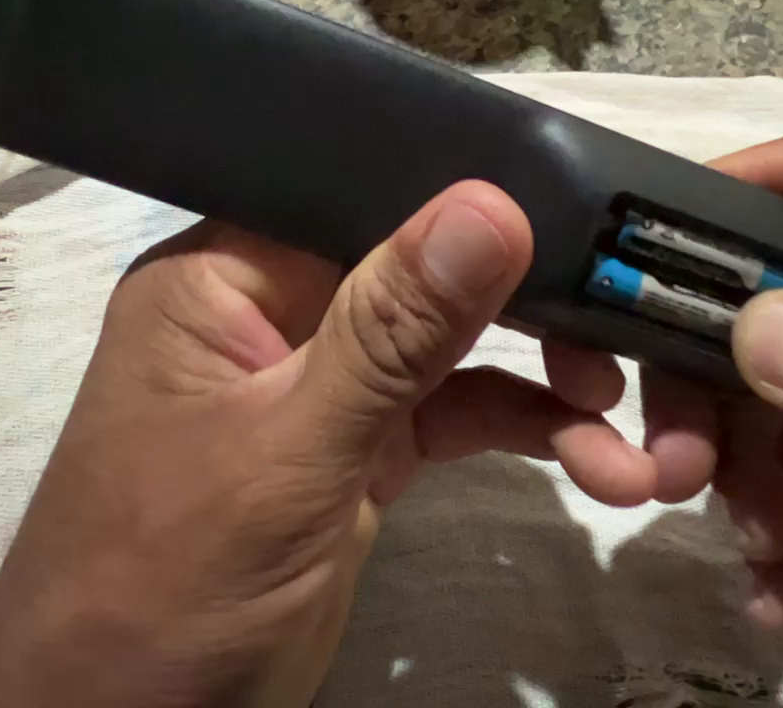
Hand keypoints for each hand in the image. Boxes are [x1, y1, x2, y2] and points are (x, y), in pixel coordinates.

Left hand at [0, 182, 661, 707]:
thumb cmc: (171, 587)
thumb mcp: (292, 453)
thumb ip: (392, 333)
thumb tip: (489, 206)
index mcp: (228, 275)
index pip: (356, 197)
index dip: (459, 194)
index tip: (564, 202)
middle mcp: (277, 309)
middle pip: (415, 267)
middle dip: (515, 294)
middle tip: (611, 309)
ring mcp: (323, 378)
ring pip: (445, 341)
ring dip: (531, 368)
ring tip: (610, 396)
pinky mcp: (360, 442)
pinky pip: (450, 408)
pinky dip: (514, 422)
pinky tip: (584, 445)